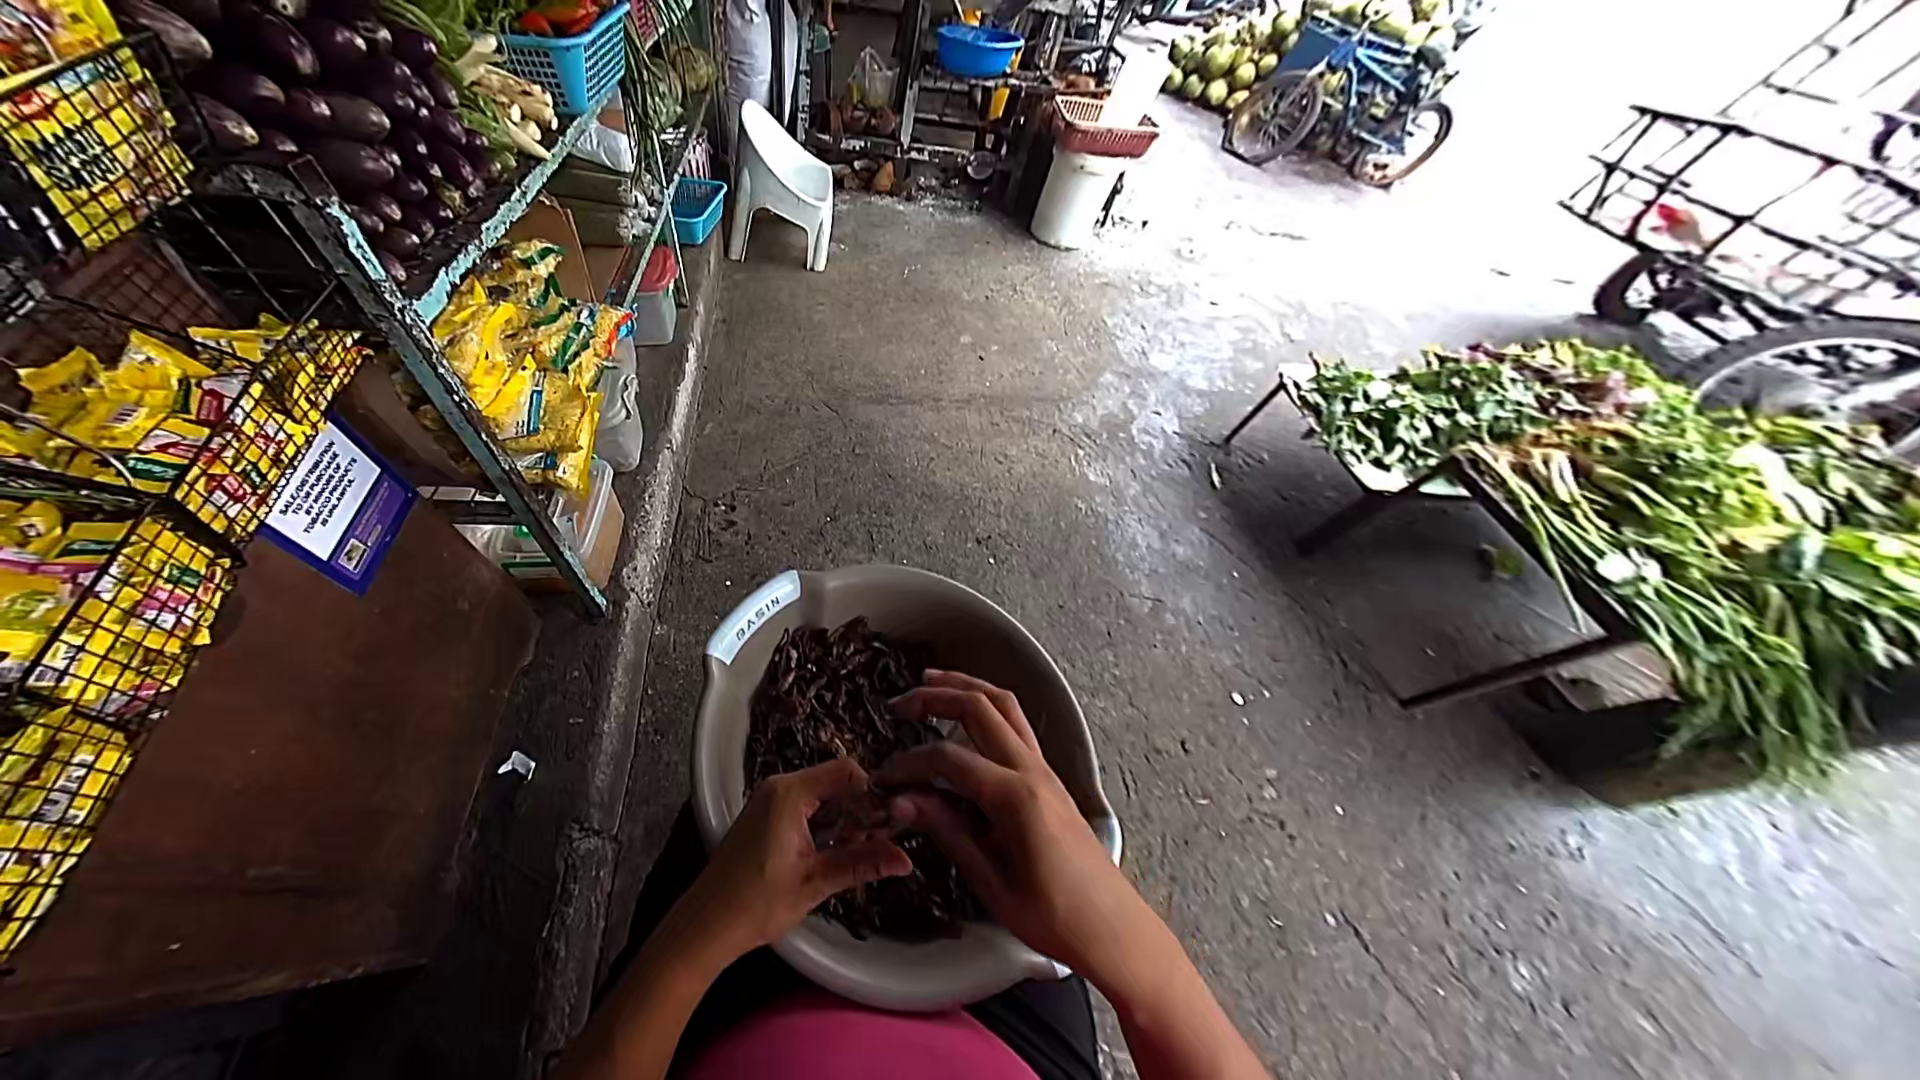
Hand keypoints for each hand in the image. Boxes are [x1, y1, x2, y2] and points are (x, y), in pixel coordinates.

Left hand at [684, 757, 912, 959]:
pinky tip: (839, 849)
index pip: (846, 770)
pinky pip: (808, 807)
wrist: (703, 929)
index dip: (873, 792)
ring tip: (865, 848)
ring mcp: (771, 801)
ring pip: (824, 795)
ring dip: (846, 818)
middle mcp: (780, 787)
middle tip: (883, 838)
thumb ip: (863, 863)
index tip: (892, 819)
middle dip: (862, 808)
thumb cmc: (755, 904)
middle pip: (836, 781)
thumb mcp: (816, 882)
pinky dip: (827, 824)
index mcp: (790, 793)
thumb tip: (906, 860)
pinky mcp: (768, 817)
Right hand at [876, 671, 1147, 980]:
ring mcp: (1044, 769)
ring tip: (932, 681)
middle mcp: (1033, 771)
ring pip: (1003, 704)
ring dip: (965, 686)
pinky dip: (987, 704)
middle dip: (935, 697)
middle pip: (979, 708)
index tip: (884, 778)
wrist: (1111, 927)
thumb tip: (905, 801)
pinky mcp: (1048, 776)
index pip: (949, 759)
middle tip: (900, 703)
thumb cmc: (1057, 916)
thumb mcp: (991, 881)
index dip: (909, 764)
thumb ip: (948, 831)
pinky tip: (969, 711)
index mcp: (1016, 798)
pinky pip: (1016, 722)